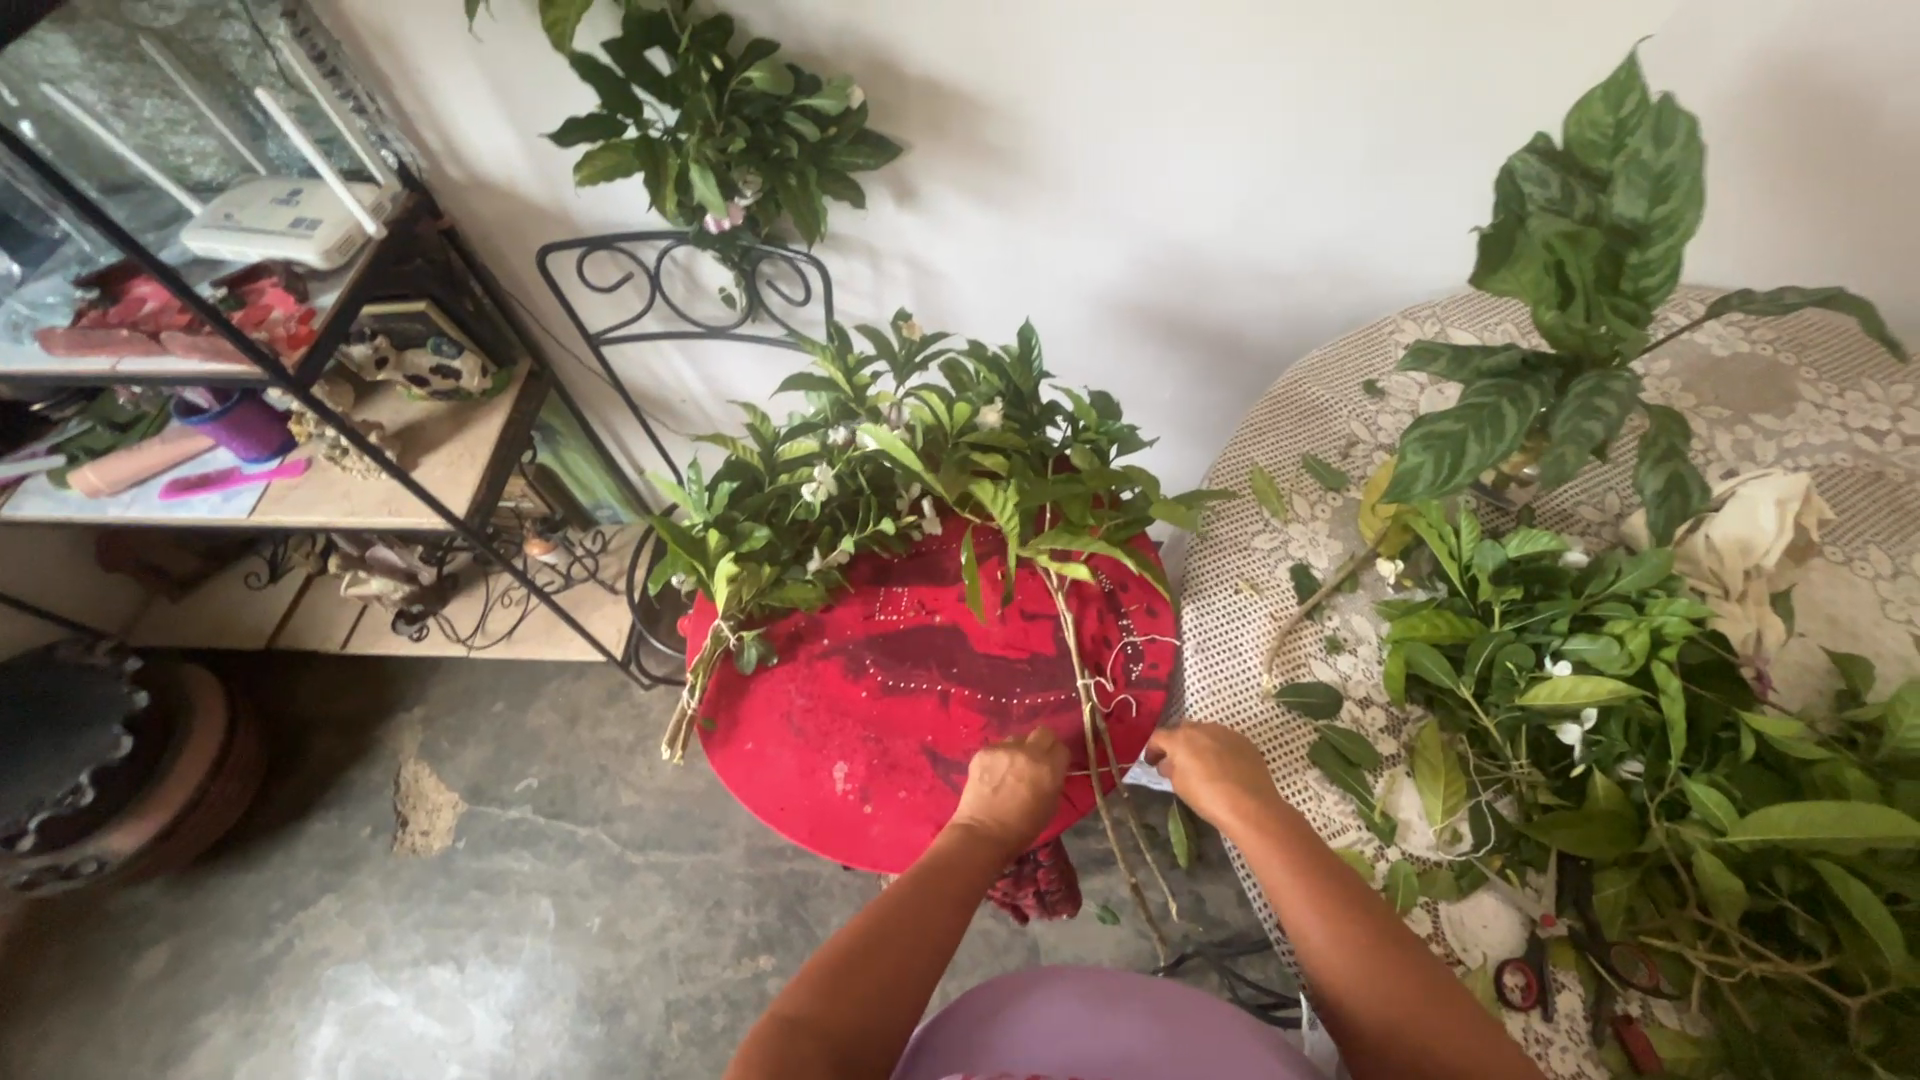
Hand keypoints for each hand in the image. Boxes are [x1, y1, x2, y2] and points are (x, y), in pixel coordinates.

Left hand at [945, 728, 1068, 858]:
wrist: (983, 833)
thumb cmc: (1022, 828)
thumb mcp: (1051, 806)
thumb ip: (1053, 781)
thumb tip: (1050, 771)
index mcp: (1049, 768)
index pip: (1061, 748)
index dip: (1058, 757)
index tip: (1053, 766)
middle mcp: (1028, 752)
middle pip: (1043, 732)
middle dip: (1042, 744)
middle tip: (1035, 760)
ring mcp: (1004, 749)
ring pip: (1017, 738)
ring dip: (1018, 750)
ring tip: (1010, 768)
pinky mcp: (984, 751)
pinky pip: (997, 748)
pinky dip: (998, 758)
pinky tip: (992, 774)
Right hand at [1146, 723, 1288, 833]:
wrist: (1251, 806)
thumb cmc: (1207, 797)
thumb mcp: (1179, 786)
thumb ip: (1170, 769)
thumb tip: (1168, 763)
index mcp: (1180, 738)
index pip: (1158, 737)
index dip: (1152, 749)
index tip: (1151, 762)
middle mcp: (1201, 728)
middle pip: (1182, 730)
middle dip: (1176, 743)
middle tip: (1176, 761)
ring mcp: (1225, 732)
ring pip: (1205, 732)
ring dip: (1198, 743)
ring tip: (1201, 762)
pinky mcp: (1244, 741)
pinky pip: (1224, 740)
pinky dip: (1218, 749)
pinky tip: (1223, 766)